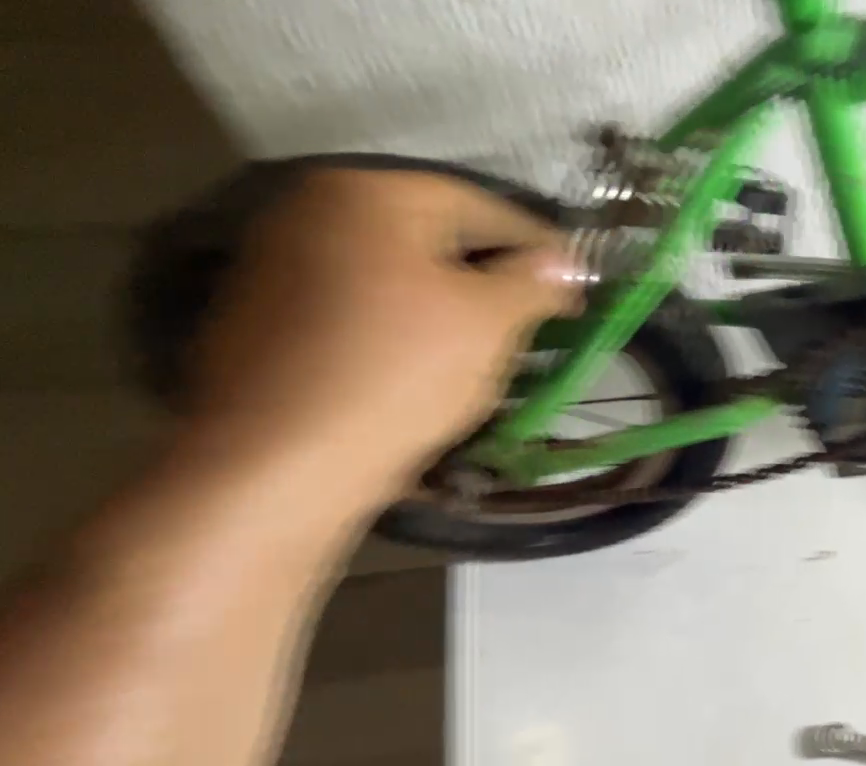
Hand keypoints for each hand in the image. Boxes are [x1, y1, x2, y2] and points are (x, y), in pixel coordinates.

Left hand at [185, 167, 578, 501]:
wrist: (285, 455)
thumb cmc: (400, 371)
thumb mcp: (488, 322)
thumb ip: (533, 280)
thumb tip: (567, 261)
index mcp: (366, 195)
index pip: (479, 204)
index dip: (539, 244)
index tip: (577, 280)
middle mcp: (313, 210)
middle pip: (434, 236)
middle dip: (494, 274)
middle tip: (542, 314)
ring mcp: (282, 262)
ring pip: (400, 274)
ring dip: (453, 303)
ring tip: (497, 344)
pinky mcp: (271, 316)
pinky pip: (364, 307)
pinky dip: (409, 325)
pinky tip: (436, 365)